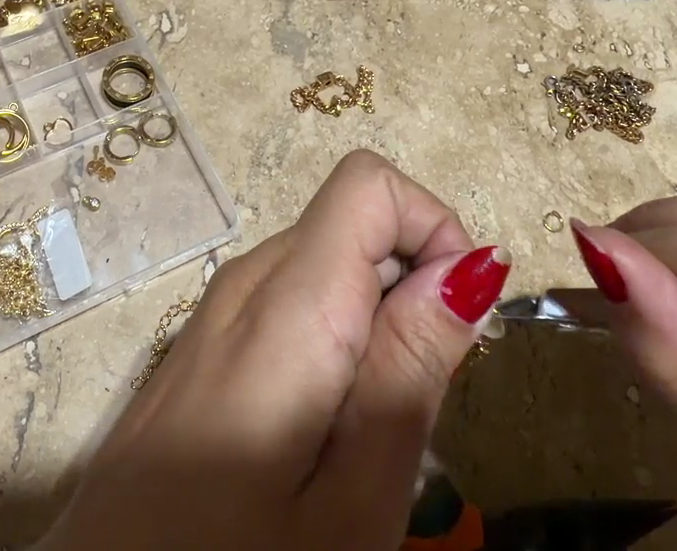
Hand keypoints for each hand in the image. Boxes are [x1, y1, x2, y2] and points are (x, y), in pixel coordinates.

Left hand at [36, 150, 509, 550]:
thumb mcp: (355, 493)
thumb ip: (410, 365)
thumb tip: (471, 263)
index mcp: (287, 302)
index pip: (368, 183)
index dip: (432, 228)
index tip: (457, 323)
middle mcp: (246, 281)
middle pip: (353, 222)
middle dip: (412, 287)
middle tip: (414, 398)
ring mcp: (217, 307)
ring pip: (327, 263)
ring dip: (374, 320)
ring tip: (366, 425)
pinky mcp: (205, 337)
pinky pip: (290, 300)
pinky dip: (332, 337)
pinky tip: (319, 425)